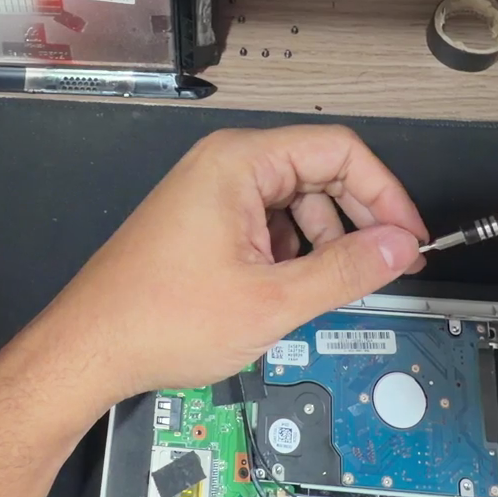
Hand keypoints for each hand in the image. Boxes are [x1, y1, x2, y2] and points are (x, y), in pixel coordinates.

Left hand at [34, 126, 427, 406]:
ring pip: (295, 200)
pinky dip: (289, 250)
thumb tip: (400, 245)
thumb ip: (345, 270)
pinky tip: (284, 288)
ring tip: (319, 288)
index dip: (384, 192)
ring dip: (320, 241)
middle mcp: (226, 164)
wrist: (90, 347)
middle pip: (318, 171)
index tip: (407, 238)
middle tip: (385, 266)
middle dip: (356, 219)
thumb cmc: (162, 319)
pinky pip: (267, 220)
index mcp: (240, 162)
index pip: (338, 150)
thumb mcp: (271, 301)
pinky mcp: (205, 217)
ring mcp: (213, 190)